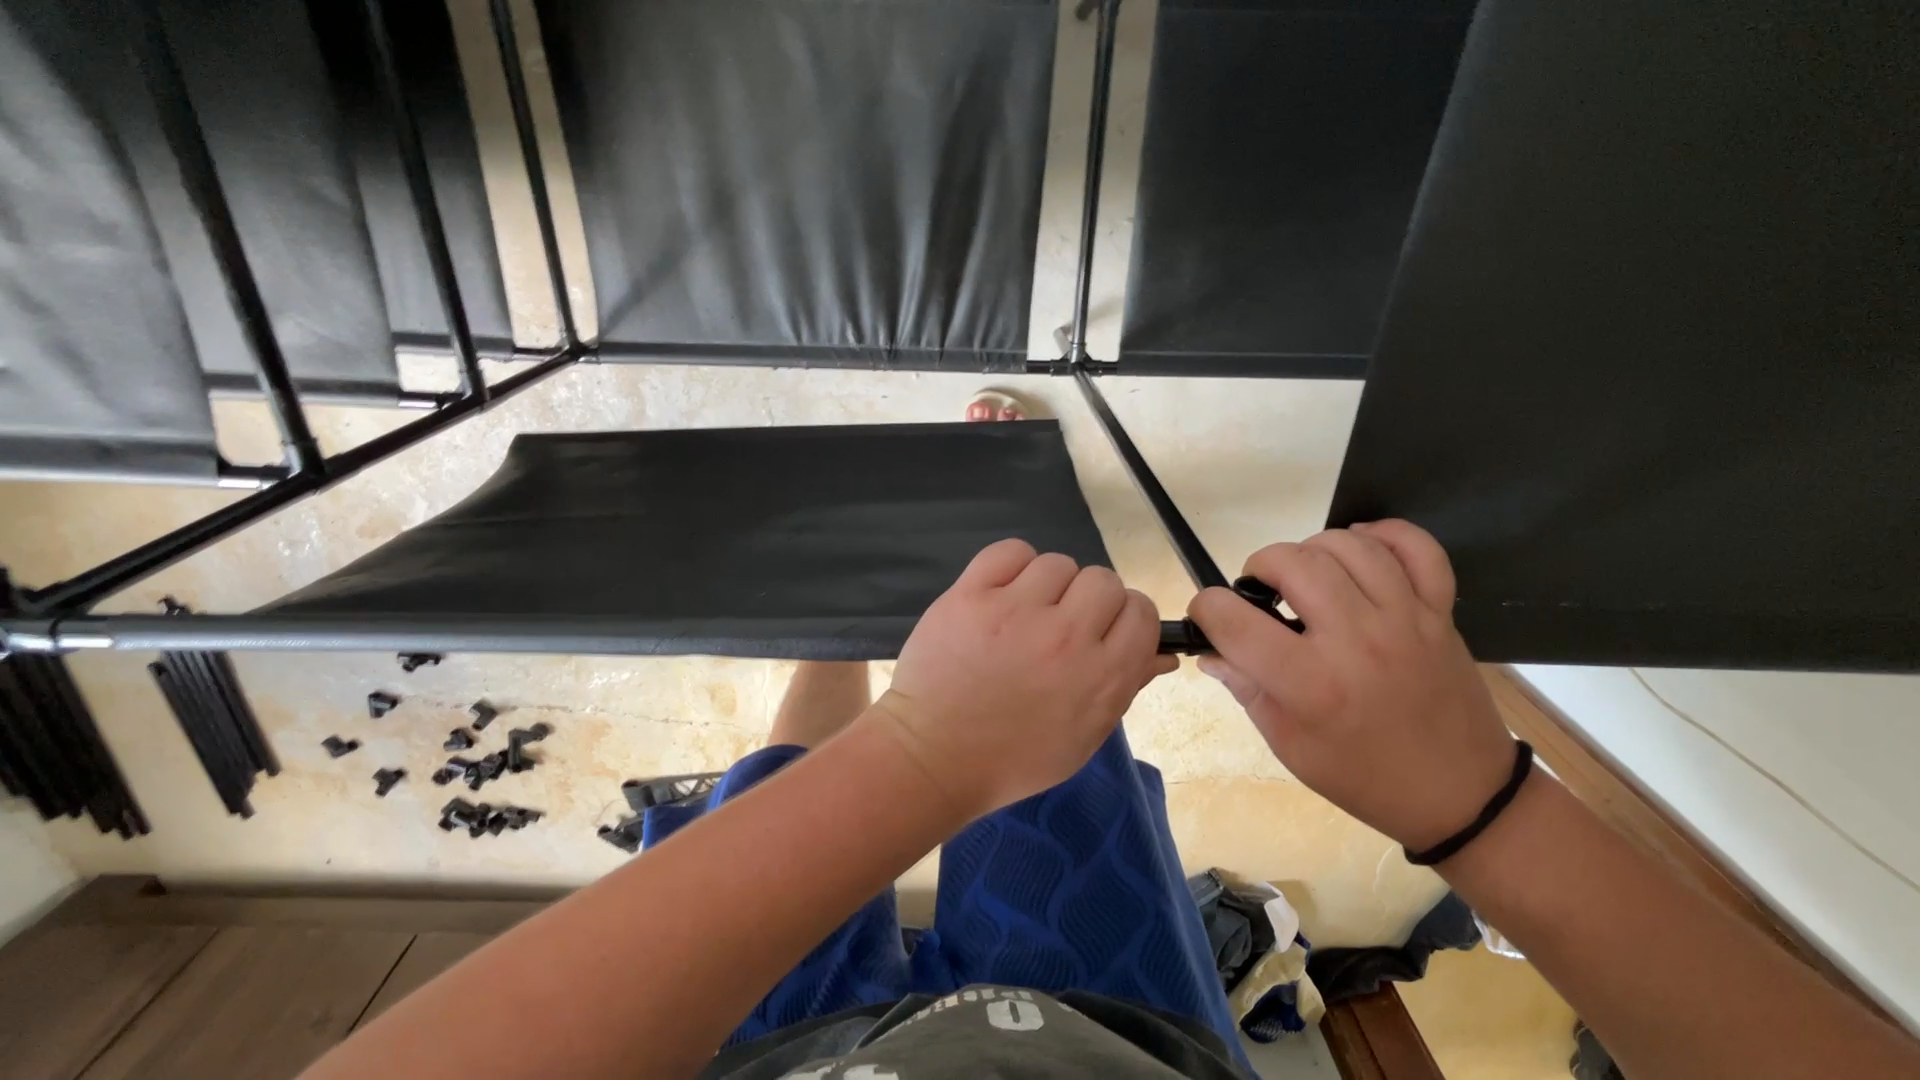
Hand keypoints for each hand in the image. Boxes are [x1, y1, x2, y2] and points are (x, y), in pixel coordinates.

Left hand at [872, 538, 1176, 819]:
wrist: (933, 758)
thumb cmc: (1013, 758)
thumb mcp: (1084, 737)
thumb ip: (1125, 687)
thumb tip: (1163, 653)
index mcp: (1101, 675)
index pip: (1140, 611)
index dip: (1125, 618)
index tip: (1104, 631)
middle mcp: (1065, 636)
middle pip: (1103, 580)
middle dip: (1089, 601)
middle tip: (1062, 626)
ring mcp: (1015, 611)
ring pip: (1057, 564)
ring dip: (1048, 586)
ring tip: (1025, 615)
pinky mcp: (970, 595)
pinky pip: (1010, 551)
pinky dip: (1012, 566)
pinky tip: (1001, 593)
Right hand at [1186, 520, 1513, 850]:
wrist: (1461, 794)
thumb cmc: (1365, 778)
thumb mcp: (1292, 747)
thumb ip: (1248, 691)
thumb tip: (1213, 652)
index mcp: (1312, 685)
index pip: (1234, 621)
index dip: (1207, 609)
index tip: (1210, 617)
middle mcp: (1357, 641)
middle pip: (1292, 562)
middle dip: (1258, 566)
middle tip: (1260, 593)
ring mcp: (1405, 620)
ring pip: (1347, 546)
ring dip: (1311, 550)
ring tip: (1306, 576)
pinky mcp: (1440, 612)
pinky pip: (1416, 547)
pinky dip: (1383, 535)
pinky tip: (1360, 551)